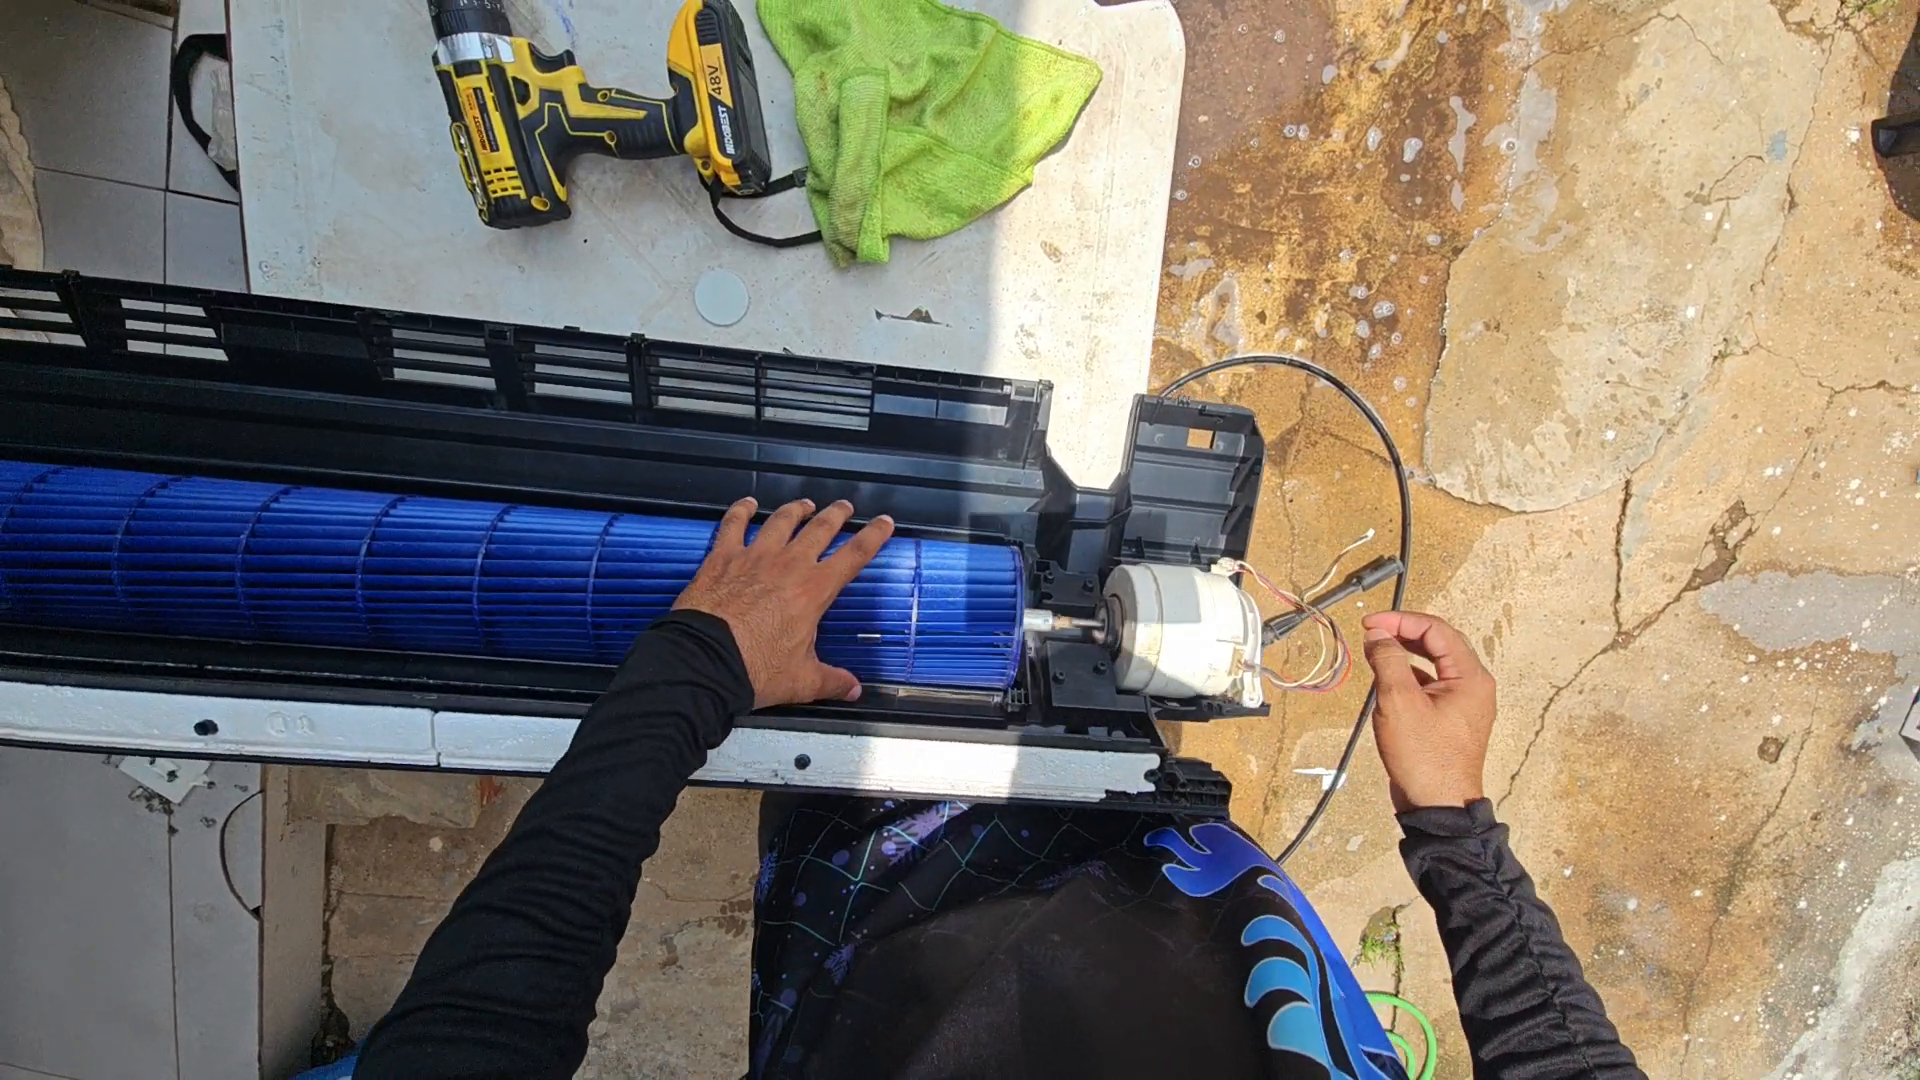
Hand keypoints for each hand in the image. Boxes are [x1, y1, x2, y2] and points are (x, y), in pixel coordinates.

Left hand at [673, 497, 894, 709]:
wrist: (705, 662)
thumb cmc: (755, 669)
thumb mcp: (802, 681)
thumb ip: (832, 681)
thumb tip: (853, 690)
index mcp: (814, 590)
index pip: (854, 555)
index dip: (873, 535)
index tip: (884, 522)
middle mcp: (788, 565)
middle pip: (820, 529)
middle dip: (836, 515)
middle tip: (844, 506)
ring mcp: (755, 556)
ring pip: (782, 521)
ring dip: (796, 509)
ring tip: (805, 504)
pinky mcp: (723, 558)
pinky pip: (734, 525)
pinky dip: (741, 510)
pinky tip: (747, 503)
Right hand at [1360, 610, 1496, 812]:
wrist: (1437, 804)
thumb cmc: (1421, 752)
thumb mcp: (1398, 701)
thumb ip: (1388, 660)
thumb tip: (1378, 634)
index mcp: (1470, 677)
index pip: (1437, 630)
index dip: (1401, 620)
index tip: (1368, 623)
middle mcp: (1473, 685)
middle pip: (1439, 643)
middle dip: (1403, 632)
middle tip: (1370, 632)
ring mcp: (1464, 702)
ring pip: (1434, 662)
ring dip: (1404, 651)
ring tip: (1375, 651)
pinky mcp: (1450, 717)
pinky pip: (1430, 682)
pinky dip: (1407, 672)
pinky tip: (1386, 678)